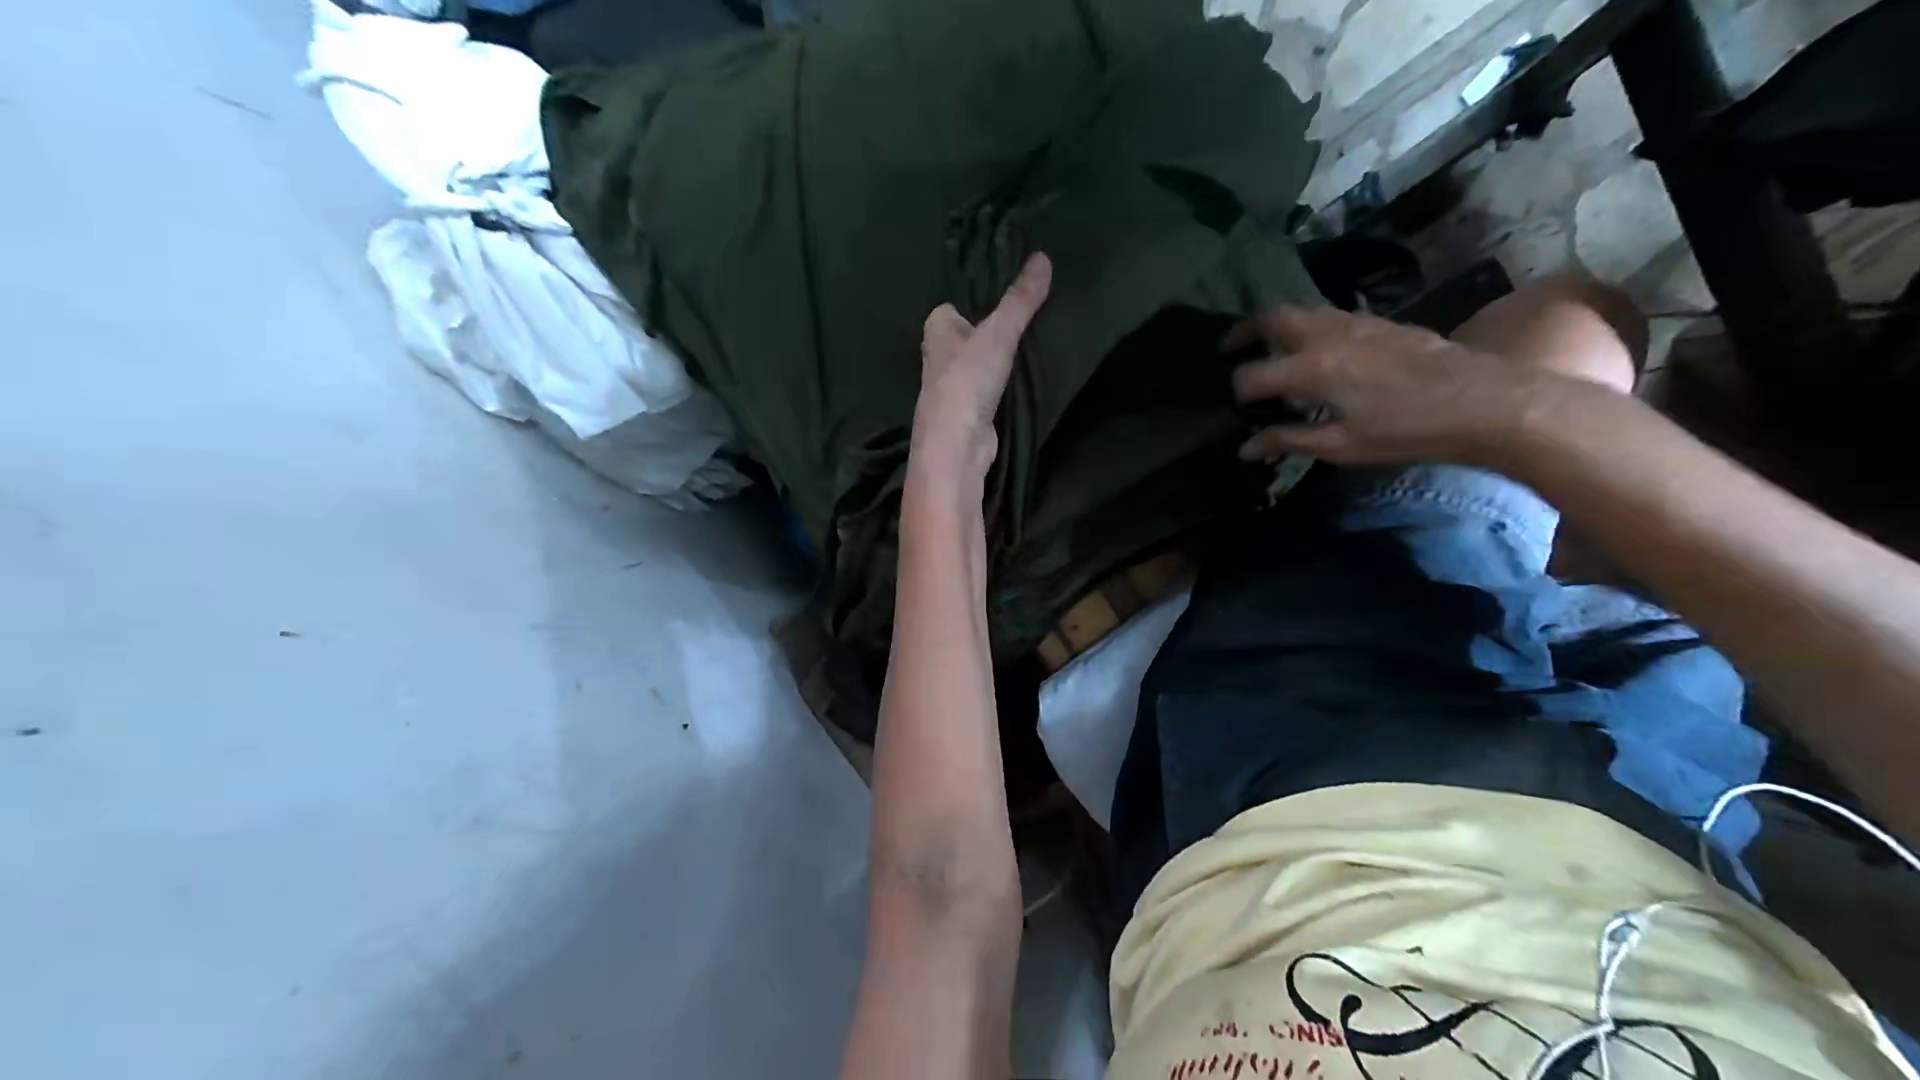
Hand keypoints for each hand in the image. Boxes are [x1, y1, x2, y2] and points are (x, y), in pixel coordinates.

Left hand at [910, 253, 1052, 480]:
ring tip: (1038, 336)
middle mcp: (940, 354)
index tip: (1013, 288)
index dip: (980, 295)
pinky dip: (1006, 379)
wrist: (957, 444)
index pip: (957, 302)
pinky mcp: (970, 408)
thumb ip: (1020, 299)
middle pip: (973, 330)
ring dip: (1003, 354)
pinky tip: (1027, 374)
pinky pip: (991, 383)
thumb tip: (1043, 257)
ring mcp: (954, 384)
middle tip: (1034, 310)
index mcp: (936, 328)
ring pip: (983, 359)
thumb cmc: (967, 380)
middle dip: (996, 325)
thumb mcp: (999, 332)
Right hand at [1229, 305, 1567, 467]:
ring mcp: (1355, 322)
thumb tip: (1245, 448)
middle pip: (1271, 318)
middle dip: (1242, 332)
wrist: (1484, 402)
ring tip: (1268, 347)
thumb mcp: (1341, 446)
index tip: (1239, 412)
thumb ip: (1287, 440)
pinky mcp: (1380, 322)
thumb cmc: (1406, 432)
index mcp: (1311, 369)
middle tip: (1228, 348)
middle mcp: (1326, 336)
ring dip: (1276, 326)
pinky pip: (1329, 315)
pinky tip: (1317, 351)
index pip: (1251, 375)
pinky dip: (1308, 327)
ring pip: (1301, 311)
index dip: (1238, 394)